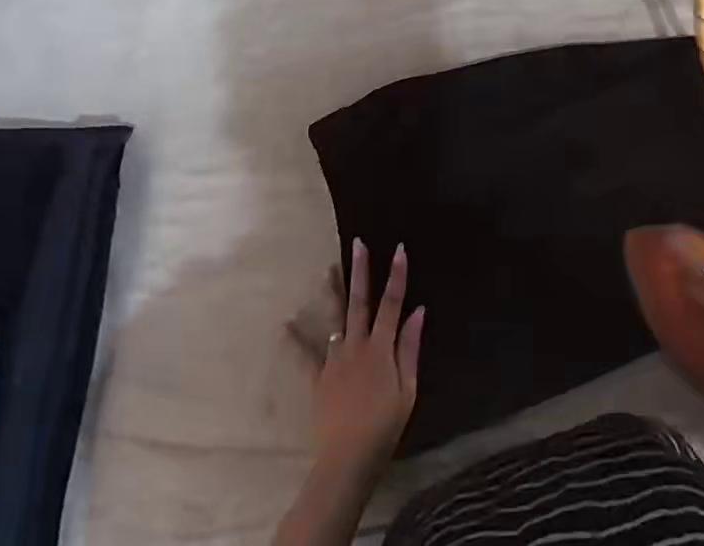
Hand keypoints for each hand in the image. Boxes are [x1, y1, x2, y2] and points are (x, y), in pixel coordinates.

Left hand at [311, 239, 424, 476]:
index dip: (397, 275)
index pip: (392, 304)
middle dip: (361, 271)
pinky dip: (296, 340)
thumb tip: (418, 311)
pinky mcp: (318, 378)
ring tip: (328, 268)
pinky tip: (285, 325)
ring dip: (333, 292)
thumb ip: (410, 348)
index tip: (398, 249)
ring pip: (335, 320)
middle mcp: (356, 345)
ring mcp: (335, 360)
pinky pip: (307, 356)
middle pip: (360, 302)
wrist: (348, 458)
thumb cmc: (385, 425)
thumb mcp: (408, 388)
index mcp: (381, 347)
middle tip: (358, 244)